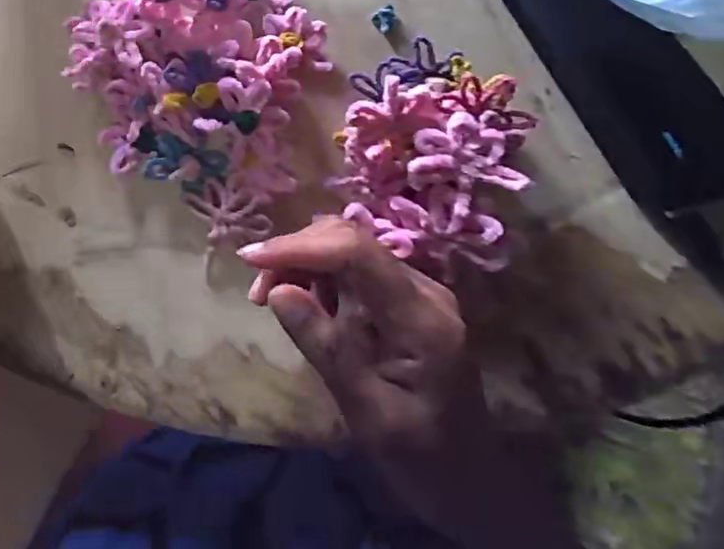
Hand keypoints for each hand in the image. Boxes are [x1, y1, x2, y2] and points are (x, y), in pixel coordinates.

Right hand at [241, 218, 578, 547]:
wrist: (471, 482)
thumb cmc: (421, 458)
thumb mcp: (367, 412)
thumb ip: (324, 347)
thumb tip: (277, 290)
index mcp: (421, 317)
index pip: (358, 253)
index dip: (301, 246)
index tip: (252, 258)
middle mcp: (422, 289)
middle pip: (351, 240)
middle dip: (296, 252)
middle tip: (256, 290)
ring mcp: (415, 290)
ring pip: (348, 248)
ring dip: (303, 261)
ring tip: (269, 295)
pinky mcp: (403, 298)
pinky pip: (354, 268)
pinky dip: (319, 274)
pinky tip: (301, 300)